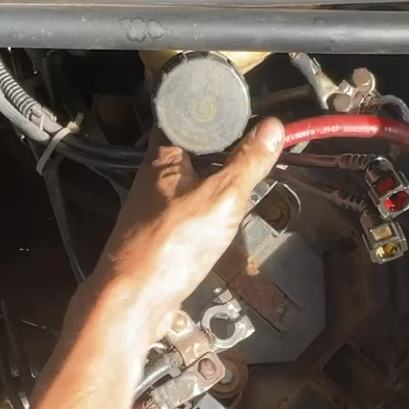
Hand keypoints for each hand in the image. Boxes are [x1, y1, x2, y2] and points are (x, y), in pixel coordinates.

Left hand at [79, 119, 284, 350]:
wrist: (135, 300)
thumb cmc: (173, 244)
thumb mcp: (222, 197)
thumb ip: (248, 162)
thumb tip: (273, 127)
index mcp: (163, 152)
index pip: (189, 111)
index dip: (219, 109)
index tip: (251, 112)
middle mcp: (154, 173)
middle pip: (194, 146)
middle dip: (226, 147)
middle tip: (259, 148)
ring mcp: (154, 204)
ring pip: (194, 178)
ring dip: (220, 179)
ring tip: (250, 179)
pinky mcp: (160, 231)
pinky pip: (191, 208)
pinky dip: (211, 207)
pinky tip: (227, 216)